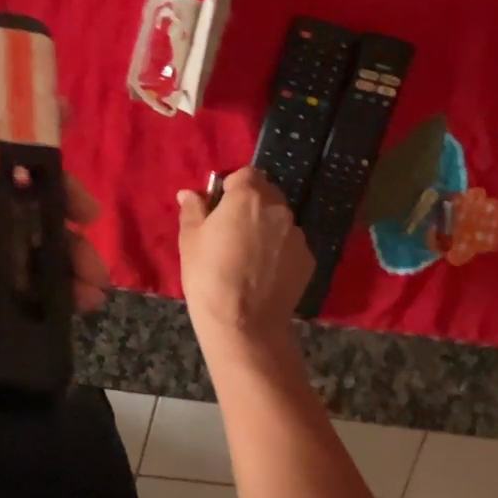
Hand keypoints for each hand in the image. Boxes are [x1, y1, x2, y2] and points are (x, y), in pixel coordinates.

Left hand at [0, 103, 110, 473]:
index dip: (28, 151)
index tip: (72, 142)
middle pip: (17, 211)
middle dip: (58, 216)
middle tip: (90, 228)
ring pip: (31, 257)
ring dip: (67, 263)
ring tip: (95, 289)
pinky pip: (33, 302)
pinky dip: (60, 300)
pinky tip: (84, 311)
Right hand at [176, 167, 313, 351]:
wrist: (243, 323)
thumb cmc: (208, 276)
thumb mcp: (190, 240)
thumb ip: (193, 210)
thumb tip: (190, 193)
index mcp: (248, 197)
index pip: (246, 174)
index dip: (232, 187)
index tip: (219, 207)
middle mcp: (278, 209)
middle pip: (267, 194)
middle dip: (251, 205)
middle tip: (232, 231)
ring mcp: (297, 235)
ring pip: (280, 220)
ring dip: (267, 228)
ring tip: (249, 256)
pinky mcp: (308, 259)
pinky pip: (290, 245)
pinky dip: (279, 251)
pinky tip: (263, 273)